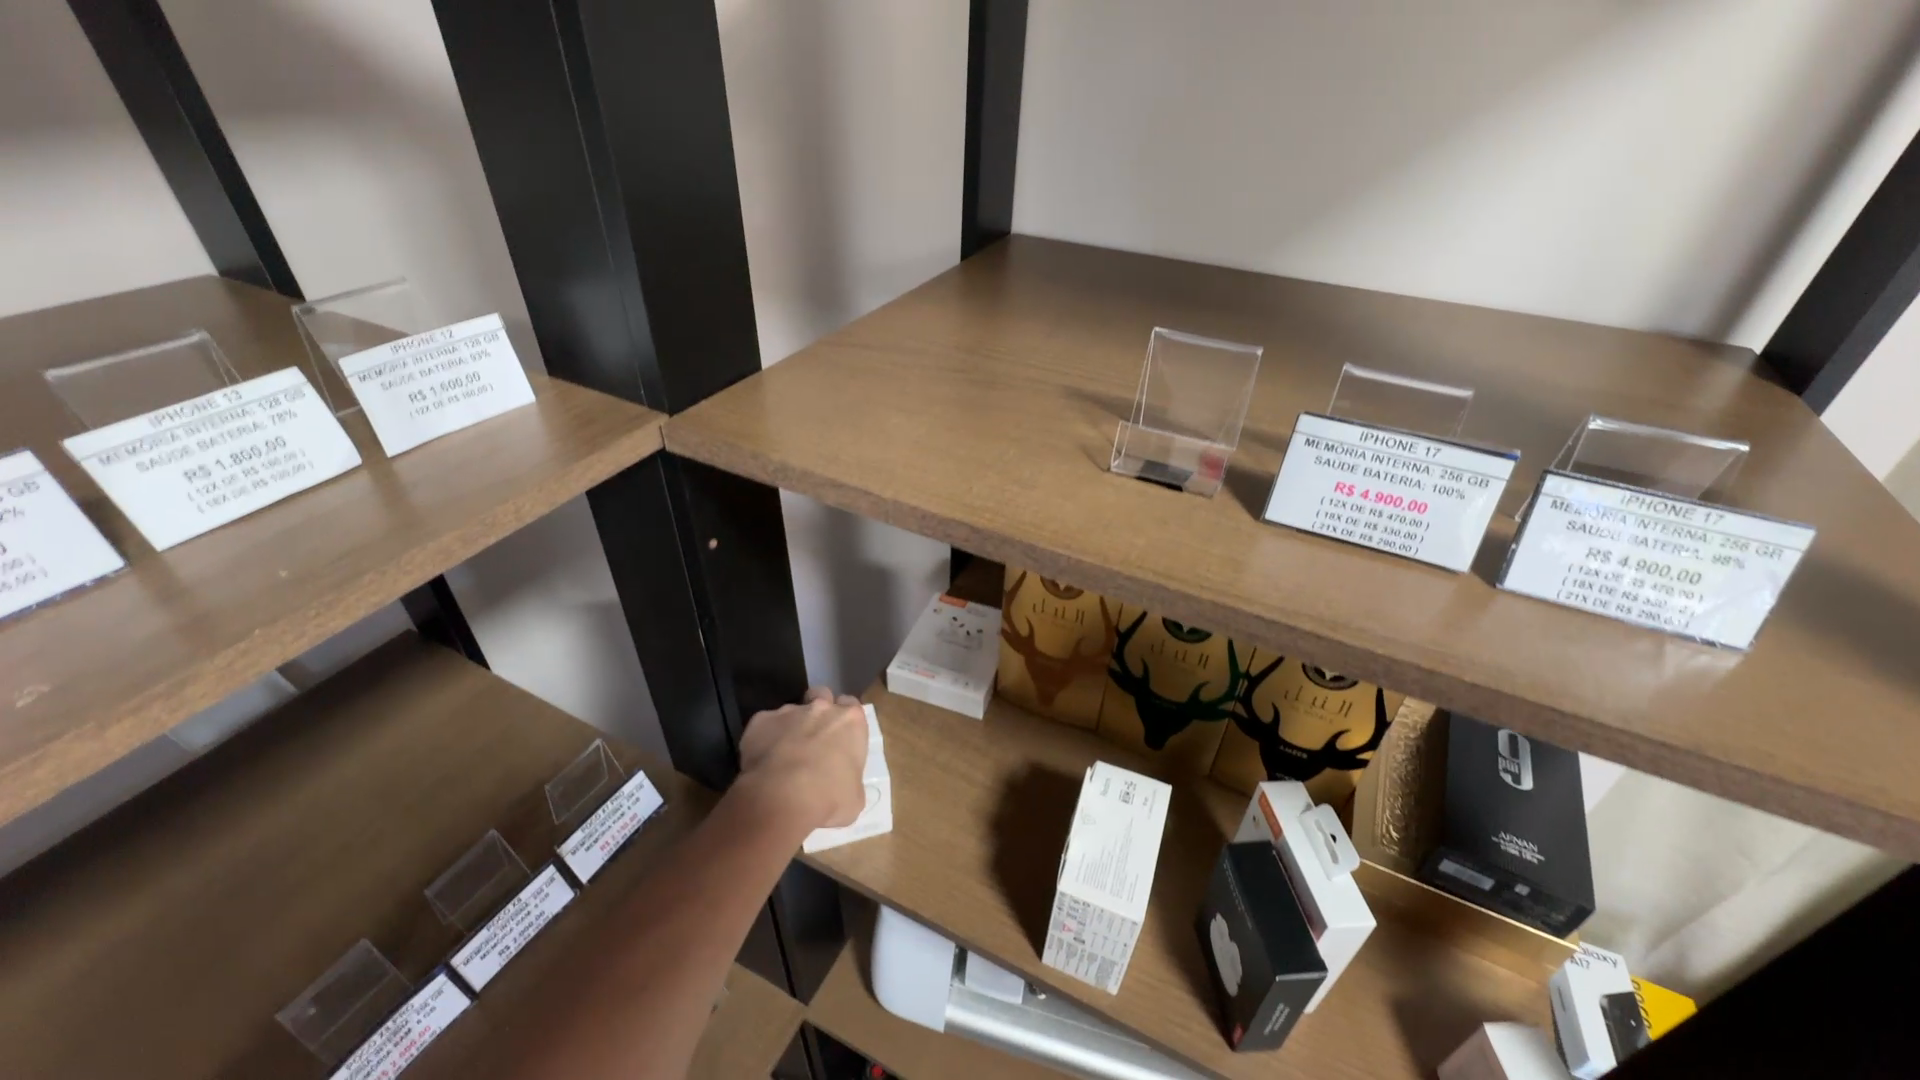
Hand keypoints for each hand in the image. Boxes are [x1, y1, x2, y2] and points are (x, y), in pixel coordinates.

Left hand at [736, 687, 869, 830]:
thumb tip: (841, 785)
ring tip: (783, 755)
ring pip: (790, 711)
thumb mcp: (854, 797)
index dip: (845, 721)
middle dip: (818, 711)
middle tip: (814, 738)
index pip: (852, 706)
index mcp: (850, 721)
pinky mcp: (760, 721)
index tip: (840, 738)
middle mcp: (821, 708)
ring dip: (790, 727)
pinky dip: (763, 738)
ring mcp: (788, 711)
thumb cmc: (829, 798)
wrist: (782, 797)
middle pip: (822, 696)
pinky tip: (763, 761)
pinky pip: (763, 725)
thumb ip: (849, 779)